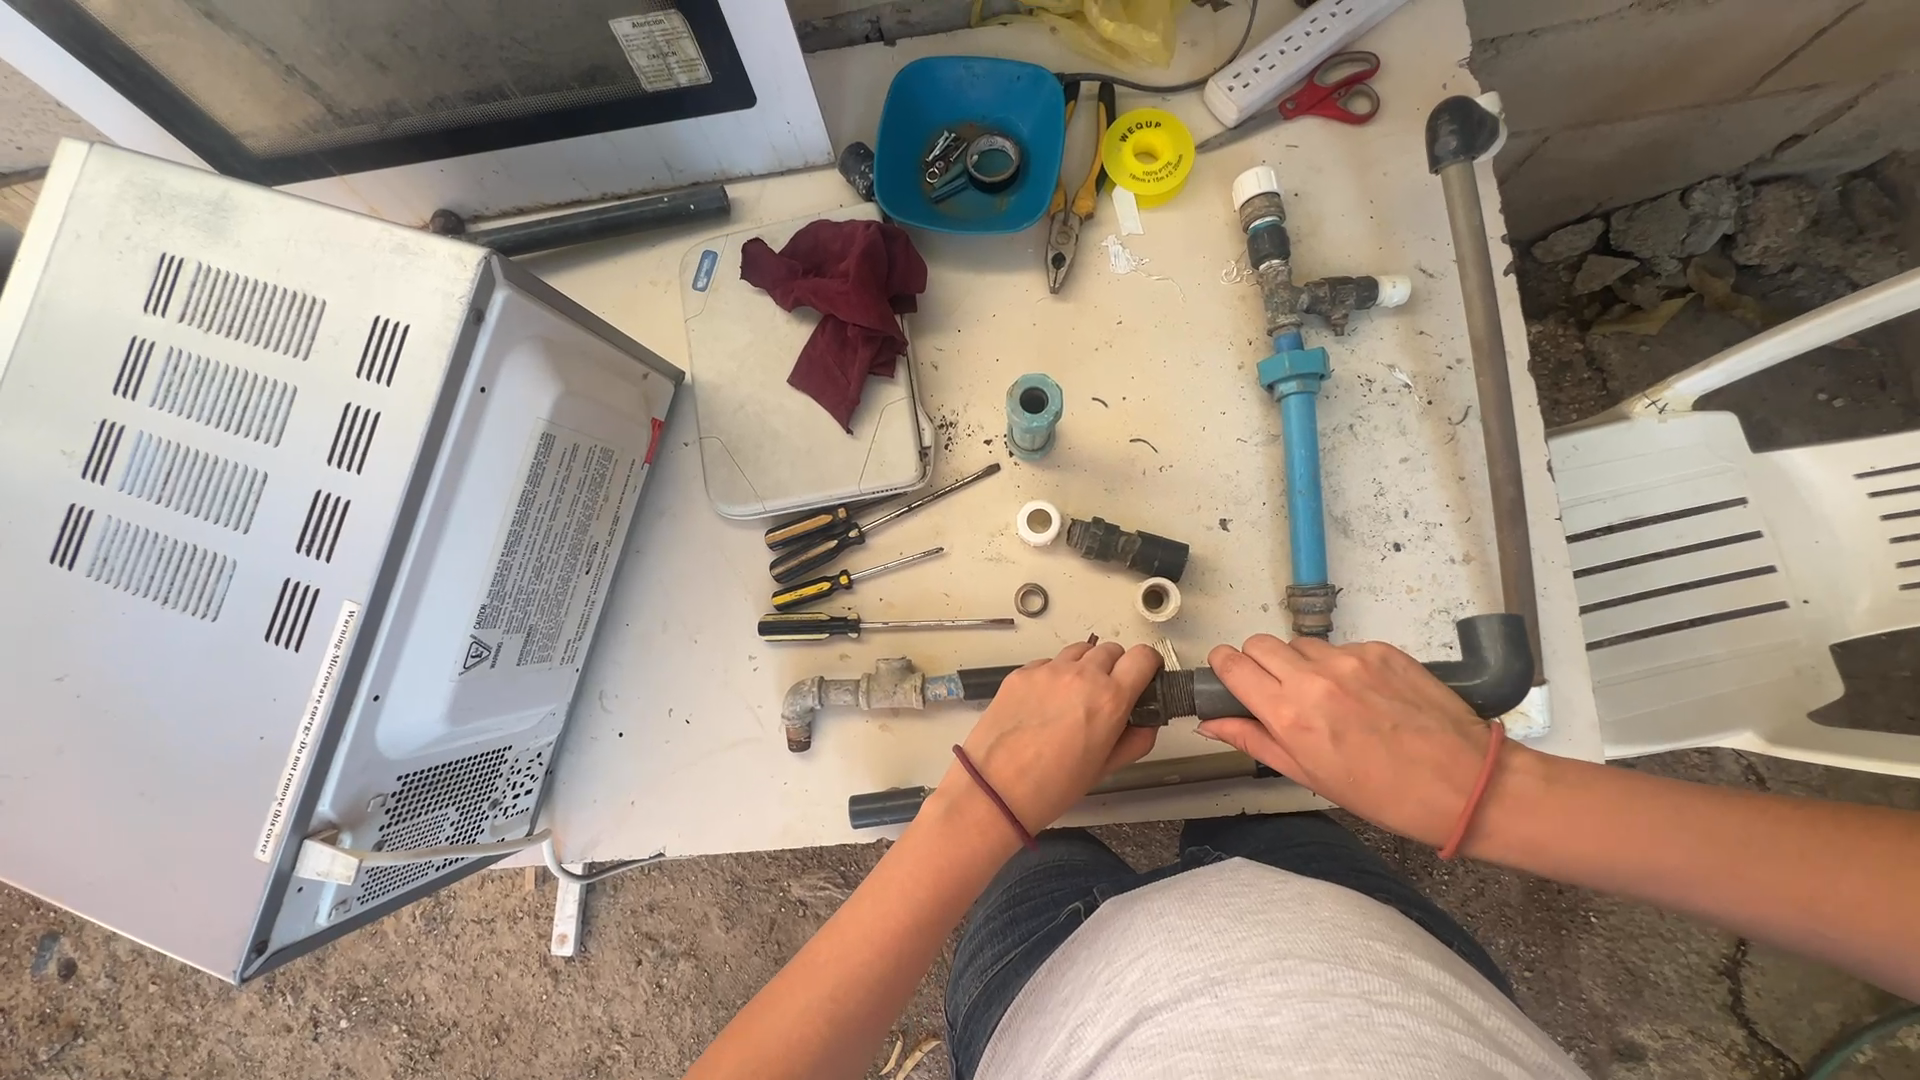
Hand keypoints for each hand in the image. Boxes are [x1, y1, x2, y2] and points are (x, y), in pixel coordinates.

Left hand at [949, 641, 1162, 829]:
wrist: (997, 788)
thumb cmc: (1052, 786)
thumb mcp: (1107, 768)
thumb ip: (1136, 739)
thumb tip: (1147, 721)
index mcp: (1109, 698)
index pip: (1142, 656)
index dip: (1147, 664)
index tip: (1144, 675)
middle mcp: (1080, 676)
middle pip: (1111, 649)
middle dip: (1116, 667)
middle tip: (1108, 693)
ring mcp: (1048, 670)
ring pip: (1079, 651)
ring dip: (1085, 666)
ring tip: (1075, 697)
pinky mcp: (1021, 673)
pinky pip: (1048, 663)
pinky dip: (1054, 675)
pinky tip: (1046, 703)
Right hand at [1200, 634, 1498, 846]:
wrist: (1468, 784)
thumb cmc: (1383, 795)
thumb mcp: (1309, 776)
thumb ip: (1254, 740)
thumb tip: (1211, 722)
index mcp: (1290, 714)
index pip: (1232, 663)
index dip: (1224, 667)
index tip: (1231, 679)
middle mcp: (1313, 678)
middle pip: (1258, 643)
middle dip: (1258, 662)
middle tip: (1277, 690)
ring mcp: (1350, 659)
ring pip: (1300, 644)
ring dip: (1300, 663)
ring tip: (1327, 695)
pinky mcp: (1381, 650)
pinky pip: (1341, 647)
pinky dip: (1341, 665)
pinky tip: (1363, 693)